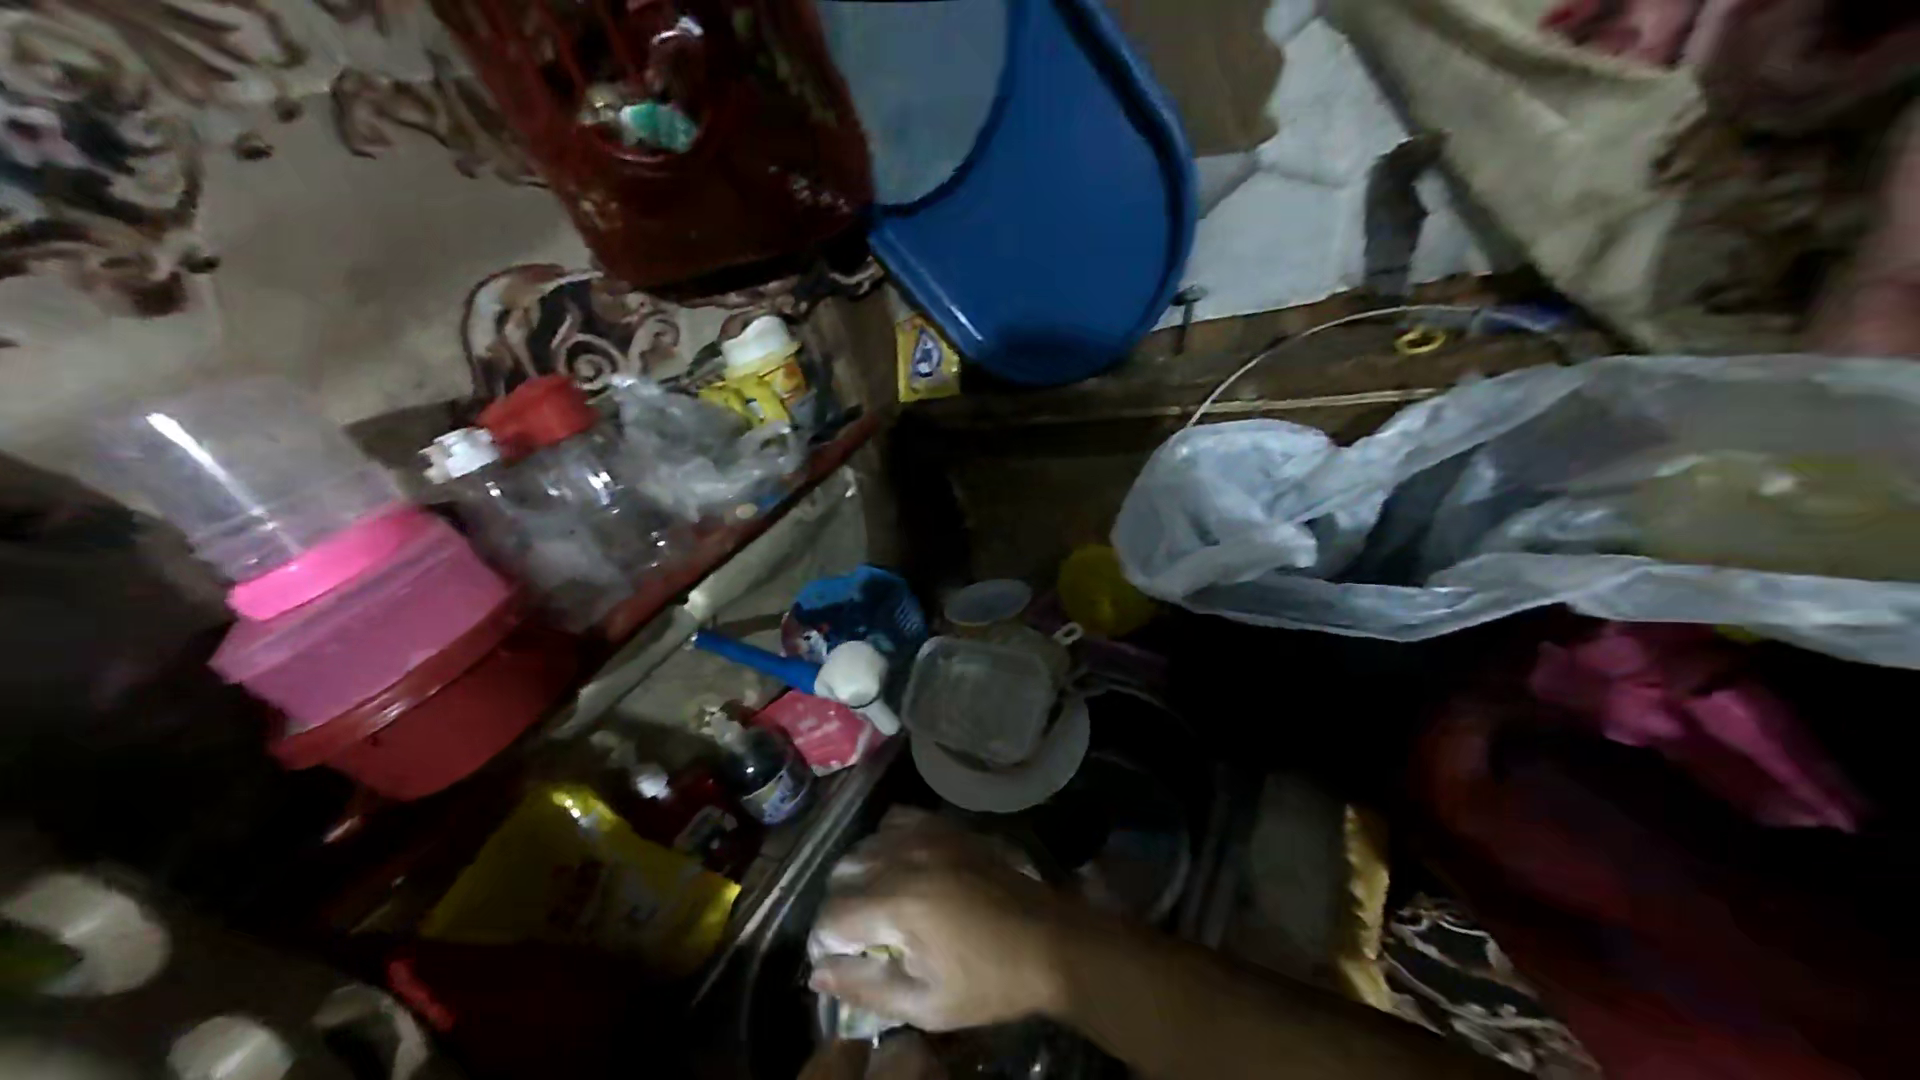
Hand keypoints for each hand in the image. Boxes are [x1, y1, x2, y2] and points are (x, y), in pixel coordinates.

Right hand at [807, 810, 1070, 1031]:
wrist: (1047, 940)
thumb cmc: (988, 981)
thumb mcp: (925, 1003)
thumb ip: (864, 987)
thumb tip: (816, 973)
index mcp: (899, 903)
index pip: (831, 915)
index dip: (826, 943)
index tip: (841, 960)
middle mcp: (906, 858)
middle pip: (841, 872)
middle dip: (839, 906)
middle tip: (861, 937)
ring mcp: (928, 835)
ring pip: (865, 844)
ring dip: (859, 874)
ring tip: (879, 904)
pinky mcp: (946, 826)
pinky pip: (897, 819)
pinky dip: (886, 840)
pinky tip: (900, 866)